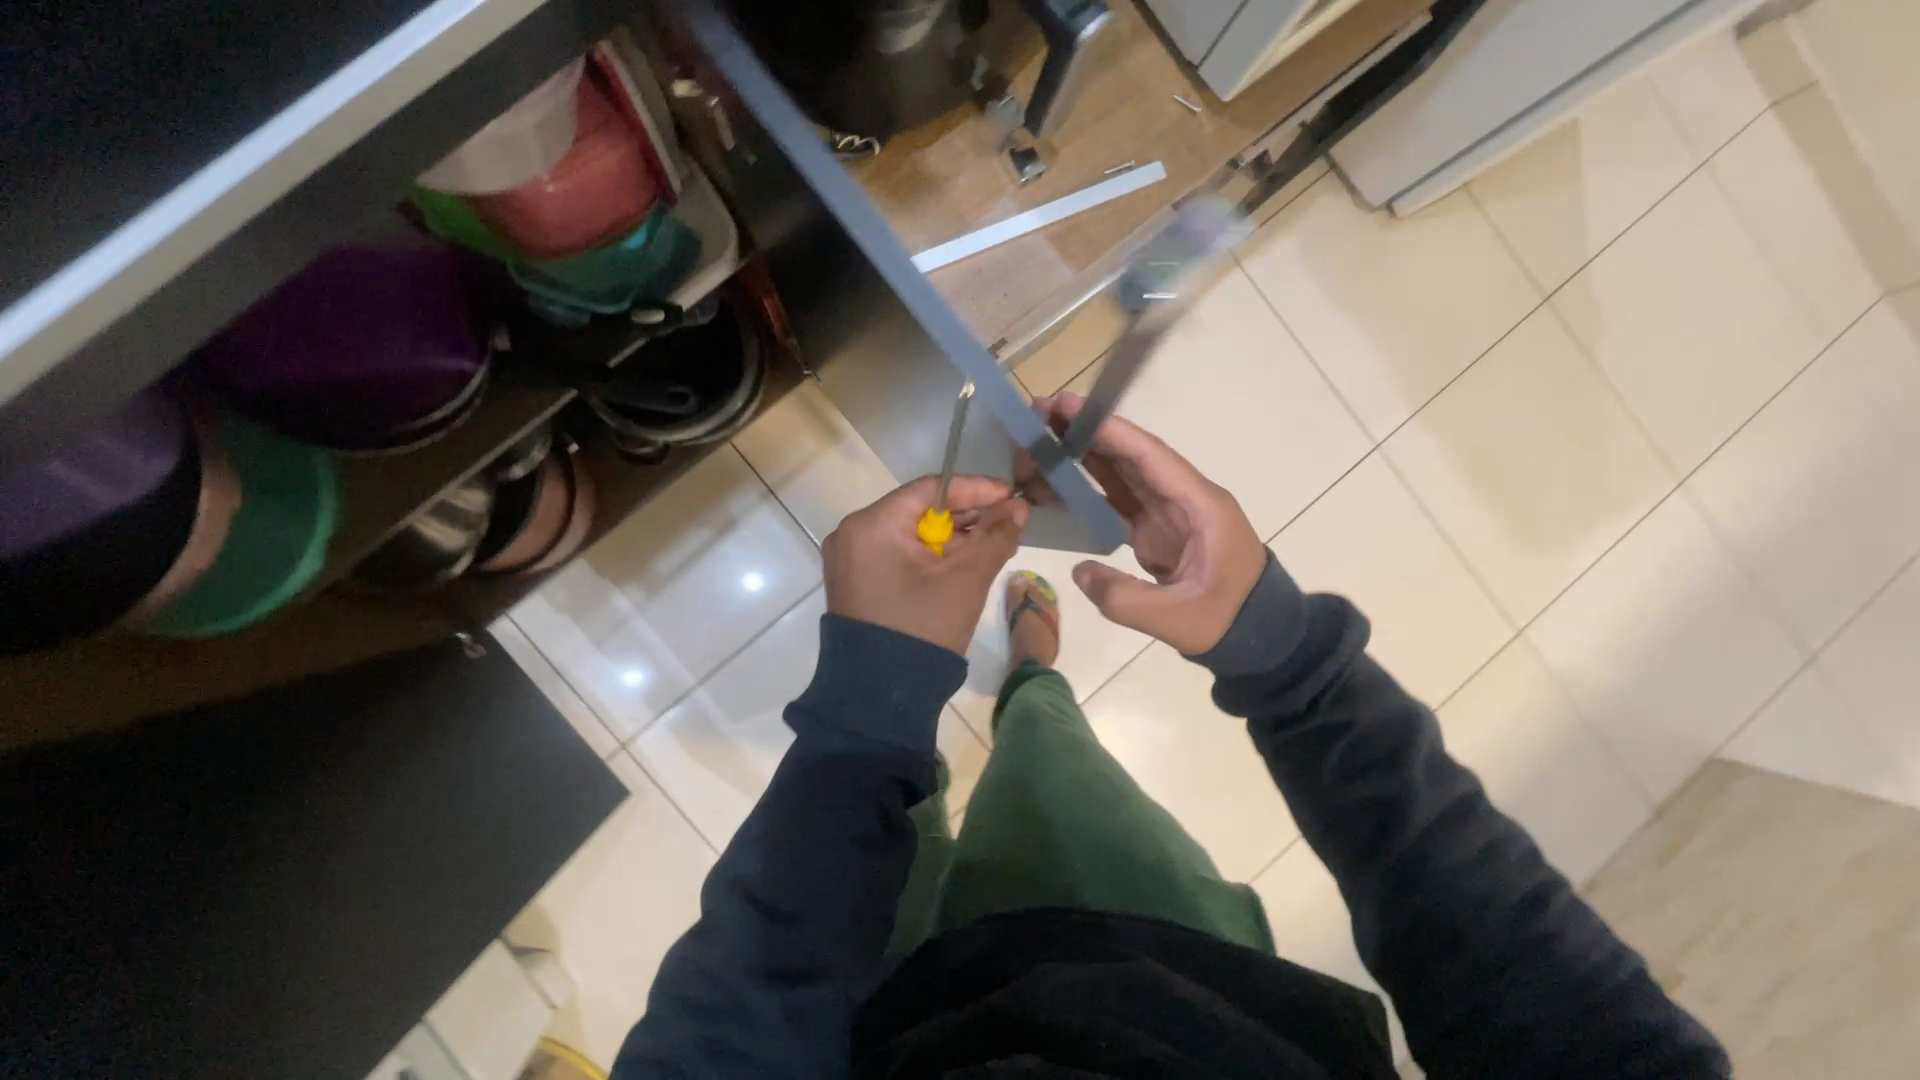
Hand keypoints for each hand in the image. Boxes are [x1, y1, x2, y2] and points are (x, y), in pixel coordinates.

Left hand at [823, 475, 1029, 654]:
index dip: (976, 490)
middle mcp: (853, 535)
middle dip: (967, 516)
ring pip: (910, 534)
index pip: (930, 489)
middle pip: (919, 510)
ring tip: (994, 543)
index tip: (1011, 496)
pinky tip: (965, 562)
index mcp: (871, 525)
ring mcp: (851, 561)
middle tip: (1009, 522)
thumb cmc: (924, 628)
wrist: (881, 696)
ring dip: (952, 538)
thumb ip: (994, 537)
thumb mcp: (966, 579)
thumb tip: (1019, 508)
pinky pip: (898, 556)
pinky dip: (930, 557)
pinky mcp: (856, 583)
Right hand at [1035, 393, 1266, 654]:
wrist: (1259, 634)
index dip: (1110, 431)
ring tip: (1042, 436)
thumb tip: (1079, 571)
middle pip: (1132, 456)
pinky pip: (1119, 498)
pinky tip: (1059, 478)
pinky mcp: (1157, 530)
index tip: (1068, 408)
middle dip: (1088, 432)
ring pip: (1124, 473)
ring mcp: (1170, 513)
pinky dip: (1090, 486)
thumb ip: (1124, 598)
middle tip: (1040, 413)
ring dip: (1086, 453)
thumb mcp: (1177, 620)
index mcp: (1200, 506)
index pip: (1150, 458)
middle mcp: (1184, 498)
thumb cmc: (1228, 621)